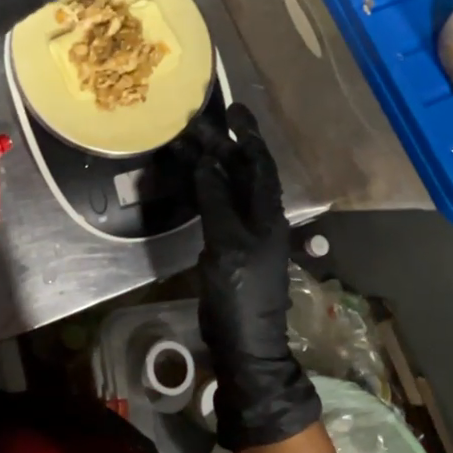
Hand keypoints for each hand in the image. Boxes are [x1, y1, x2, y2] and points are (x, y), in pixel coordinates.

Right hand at [179, 104, 319, 450]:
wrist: (243, 343)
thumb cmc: (241, 292)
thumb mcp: (228, 243)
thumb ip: (217, 199)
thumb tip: (207, 161)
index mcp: (268, 213)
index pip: (260, 162)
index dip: (248, 133)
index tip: (234, 108)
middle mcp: (259, 216)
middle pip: (241, 171)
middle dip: (221, 144)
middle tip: (194, 122)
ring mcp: (243, 232)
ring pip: (227, 186)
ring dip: (209, 164)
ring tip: (184, 142)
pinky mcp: (227, 246)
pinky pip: (215, 205)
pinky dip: (202, 188)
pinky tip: (185, 178)